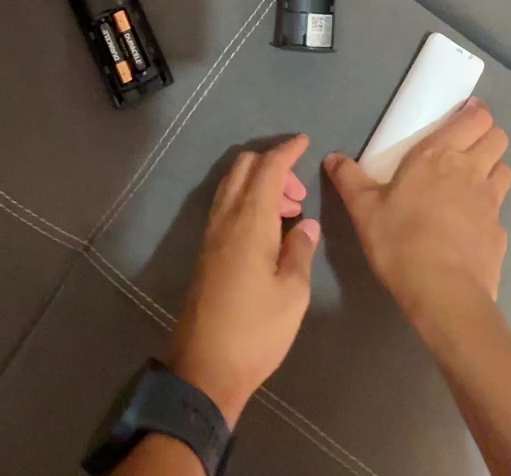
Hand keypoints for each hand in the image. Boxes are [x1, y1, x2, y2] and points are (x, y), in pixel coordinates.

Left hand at [167, 134, 319, 425]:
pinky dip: (248, 201)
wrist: (205, 368)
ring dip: (260, 184)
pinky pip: (227, 207)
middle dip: (273, 166)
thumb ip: (300, 251)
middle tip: (298, 193)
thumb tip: (305, 224)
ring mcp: (212, 234)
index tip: (305, 142)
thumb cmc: (255, 331)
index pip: (268, 168)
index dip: (287, 151)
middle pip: (245, 168)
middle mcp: (226, 219)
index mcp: (249, 222)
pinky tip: (267, 230)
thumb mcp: (292, 294)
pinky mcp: (207, 252)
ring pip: (233, 186)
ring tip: (289, 214)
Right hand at [325, 98, 510, 327]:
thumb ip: (349, 179)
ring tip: (471, 181)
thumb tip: (332, 158)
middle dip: (487, 135)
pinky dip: (488, 211)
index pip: (475, 118)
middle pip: (498, 137)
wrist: (443, 292)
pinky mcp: (500, 233)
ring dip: (492, 169)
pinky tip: (469, 226)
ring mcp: (491, 202)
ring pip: (504, 170)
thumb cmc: (400, 240)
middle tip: (466, 145)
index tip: (466, 113)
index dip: (476, 112)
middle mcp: (471, 170)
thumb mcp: (364, 209)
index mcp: (439, 155)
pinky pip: (499, 211)